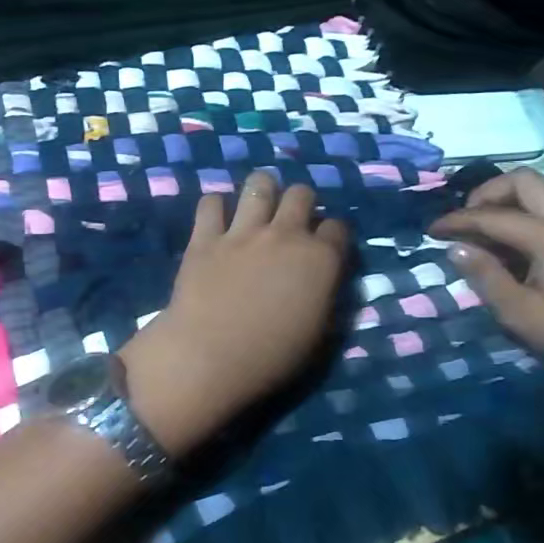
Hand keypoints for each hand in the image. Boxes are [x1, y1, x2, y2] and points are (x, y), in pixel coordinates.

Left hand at [119, 173, 350, 456]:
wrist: (210, 357)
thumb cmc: (271, 358)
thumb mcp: (318, 335)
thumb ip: (324, 297)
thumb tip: (323, 283)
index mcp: (320, 259)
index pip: (338, 228)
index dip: (332, 237)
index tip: (324, 250)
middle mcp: (286, 235)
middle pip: (302, 194)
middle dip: (301, 205)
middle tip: (291, 226)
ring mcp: (243, 232)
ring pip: (260, 184)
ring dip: (263, 192)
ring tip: (257, 210)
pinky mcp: (205, 238)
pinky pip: (210, 203)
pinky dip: (215, 209)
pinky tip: (216, 223)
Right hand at [429, 170, 543, 420]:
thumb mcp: (521, 313)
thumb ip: (485, 276)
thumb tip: (455, 249)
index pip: (493, 215)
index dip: (457, 220)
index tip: (430, 230)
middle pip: (523, 181)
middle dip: (487, 194)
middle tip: (465, 222)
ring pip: (542, 193)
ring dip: (509, 204)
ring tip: (486, 236)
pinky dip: (528, 216)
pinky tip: (516, 247)